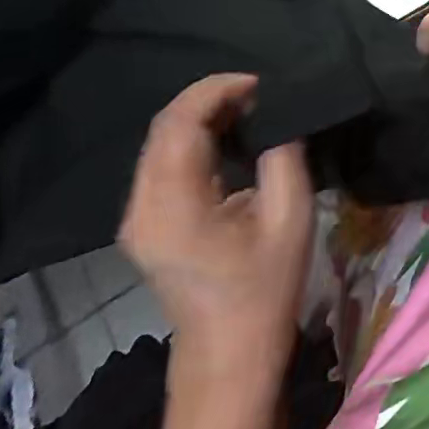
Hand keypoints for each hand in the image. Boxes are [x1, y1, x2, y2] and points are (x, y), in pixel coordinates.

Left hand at [120, 74, 312, 382]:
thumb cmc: (265, 285)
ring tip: (254, 107)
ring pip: (161, 144)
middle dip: (211, 99)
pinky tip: (235, 136)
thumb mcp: (290, 217)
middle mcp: (141, 207)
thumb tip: (282, 120)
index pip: (178, 126)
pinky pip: (165, 164)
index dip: (215, 92)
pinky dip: (199, 139)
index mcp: (172, 207)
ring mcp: (138, 217)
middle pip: (163, 130)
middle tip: (262, 90)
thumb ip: (284, 159)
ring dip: (204, 117)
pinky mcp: (148, 222)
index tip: (261, 82)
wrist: (229, 346)